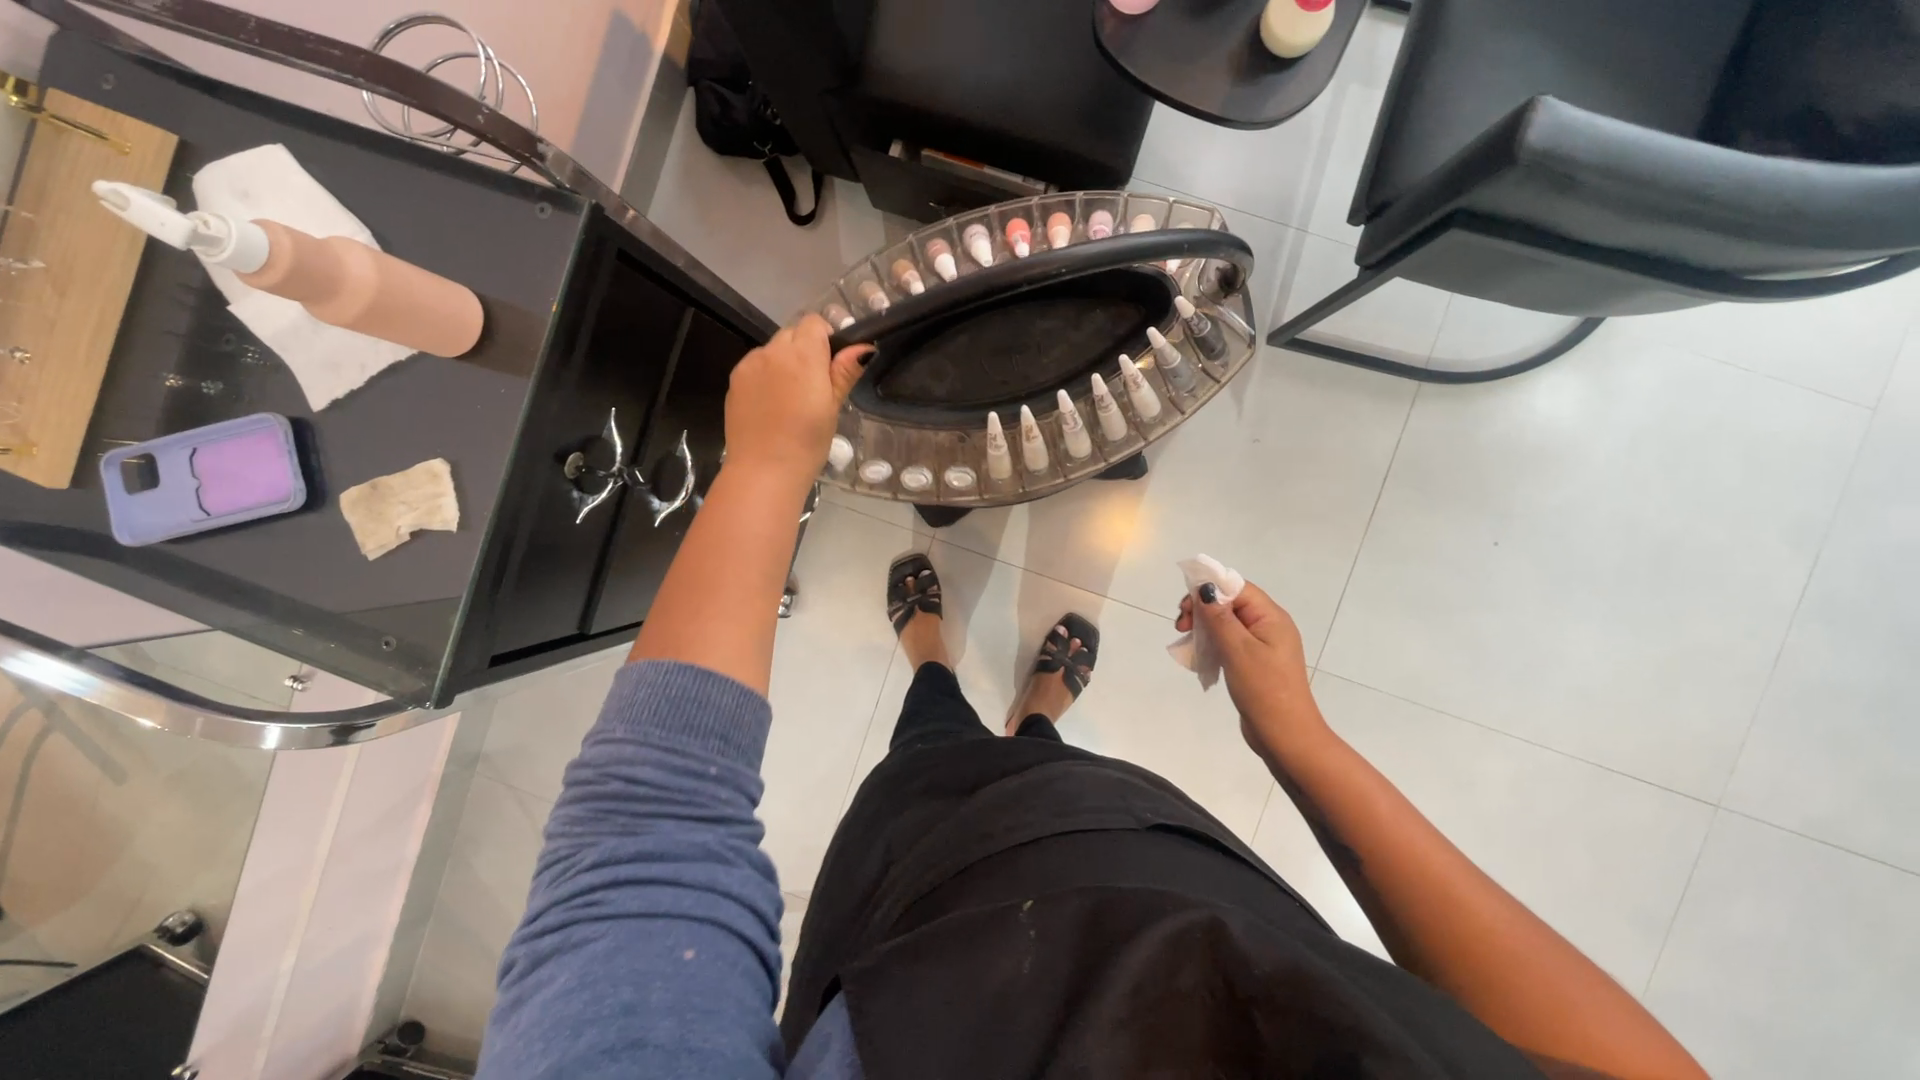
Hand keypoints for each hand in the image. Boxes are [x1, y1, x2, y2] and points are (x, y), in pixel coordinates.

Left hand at [724, 315, 873, 488]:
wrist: (764, 470)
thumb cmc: (807, 442)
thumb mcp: (833, 407)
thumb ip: (844, 372)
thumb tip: (864, 347)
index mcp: (803, 355)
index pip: (814, 322)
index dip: (825, 339)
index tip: (830, 366)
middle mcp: (773, 351)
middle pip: (792, 333)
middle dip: (804, 349)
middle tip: (813, 386)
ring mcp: (750, 364)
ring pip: (772, 349)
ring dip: (784, 362)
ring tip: (789, 399)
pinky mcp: (734, 380)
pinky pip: (755, 365)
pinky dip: (766, 376)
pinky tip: (770, 405)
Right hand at [1176, 581, 1326, 759]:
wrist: (1285, 735)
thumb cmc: (1264, 689)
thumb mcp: (1238, 649)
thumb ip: (1219, 617)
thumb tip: (1205, 588)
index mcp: (1271, 617)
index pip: (1236, 587)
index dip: (1208, 590)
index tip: (1185, 609)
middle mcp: (1269, 626)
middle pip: (1230, 603)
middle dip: (1202, 609)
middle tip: (1181, 627)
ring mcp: (1263, 646)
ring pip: (1227, 624)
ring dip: (1204, 627)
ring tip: (1187, 642)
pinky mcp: (1255, 664)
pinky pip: (1230, 643)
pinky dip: (1212, 644)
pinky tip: (1200, 656)